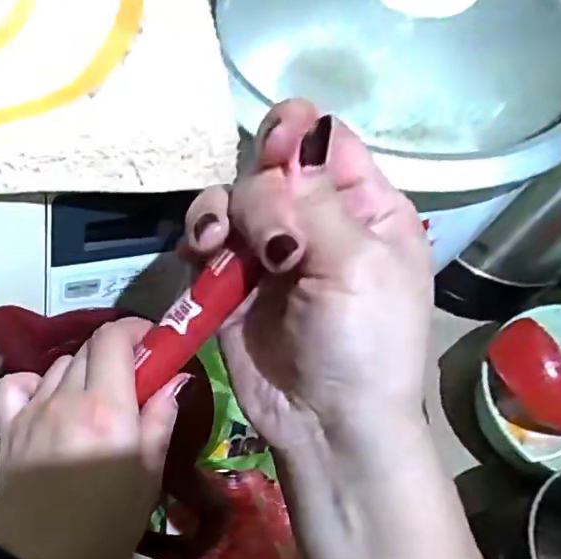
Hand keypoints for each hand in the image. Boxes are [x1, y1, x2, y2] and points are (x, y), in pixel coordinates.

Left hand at [0, 318, 184, 558]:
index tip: (153, 347)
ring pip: (58, 365)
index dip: (136, 331)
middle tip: (132, 380)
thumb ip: (160, 421)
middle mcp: (66, 398)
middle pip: (88, 347)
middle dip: (114, 352)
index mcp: (107, 407)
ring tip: (95, 398)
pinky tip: (49, 399)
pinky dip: (35, 381)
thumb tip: (175, 380)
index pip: (114, 337)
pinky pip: (17, 384)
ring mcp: (32, 412)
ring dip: (81, 370)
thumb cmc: (106, 527)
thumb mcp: (148, 478)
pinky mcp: (8, 429)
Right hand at [184, 99, 432, 459]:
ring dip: (213, 216)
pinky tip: (196, 260)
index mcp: (362, 209)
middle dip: (256, 196)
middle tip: (268, 247)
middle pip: (267, 175)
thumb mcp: (357, 266)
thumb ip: (317, 205)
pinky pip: (206, 256)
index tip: (275, 147)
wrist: (326, 422)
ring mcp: (266, 263)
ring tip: (209, 246)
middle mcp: (311, 226)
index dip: (295, 134)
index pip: (323, 144)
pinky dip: (196, 249)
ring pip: (227, 210)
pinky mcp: (230, 296)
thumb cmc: (364, 344)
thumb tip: (285, 148)